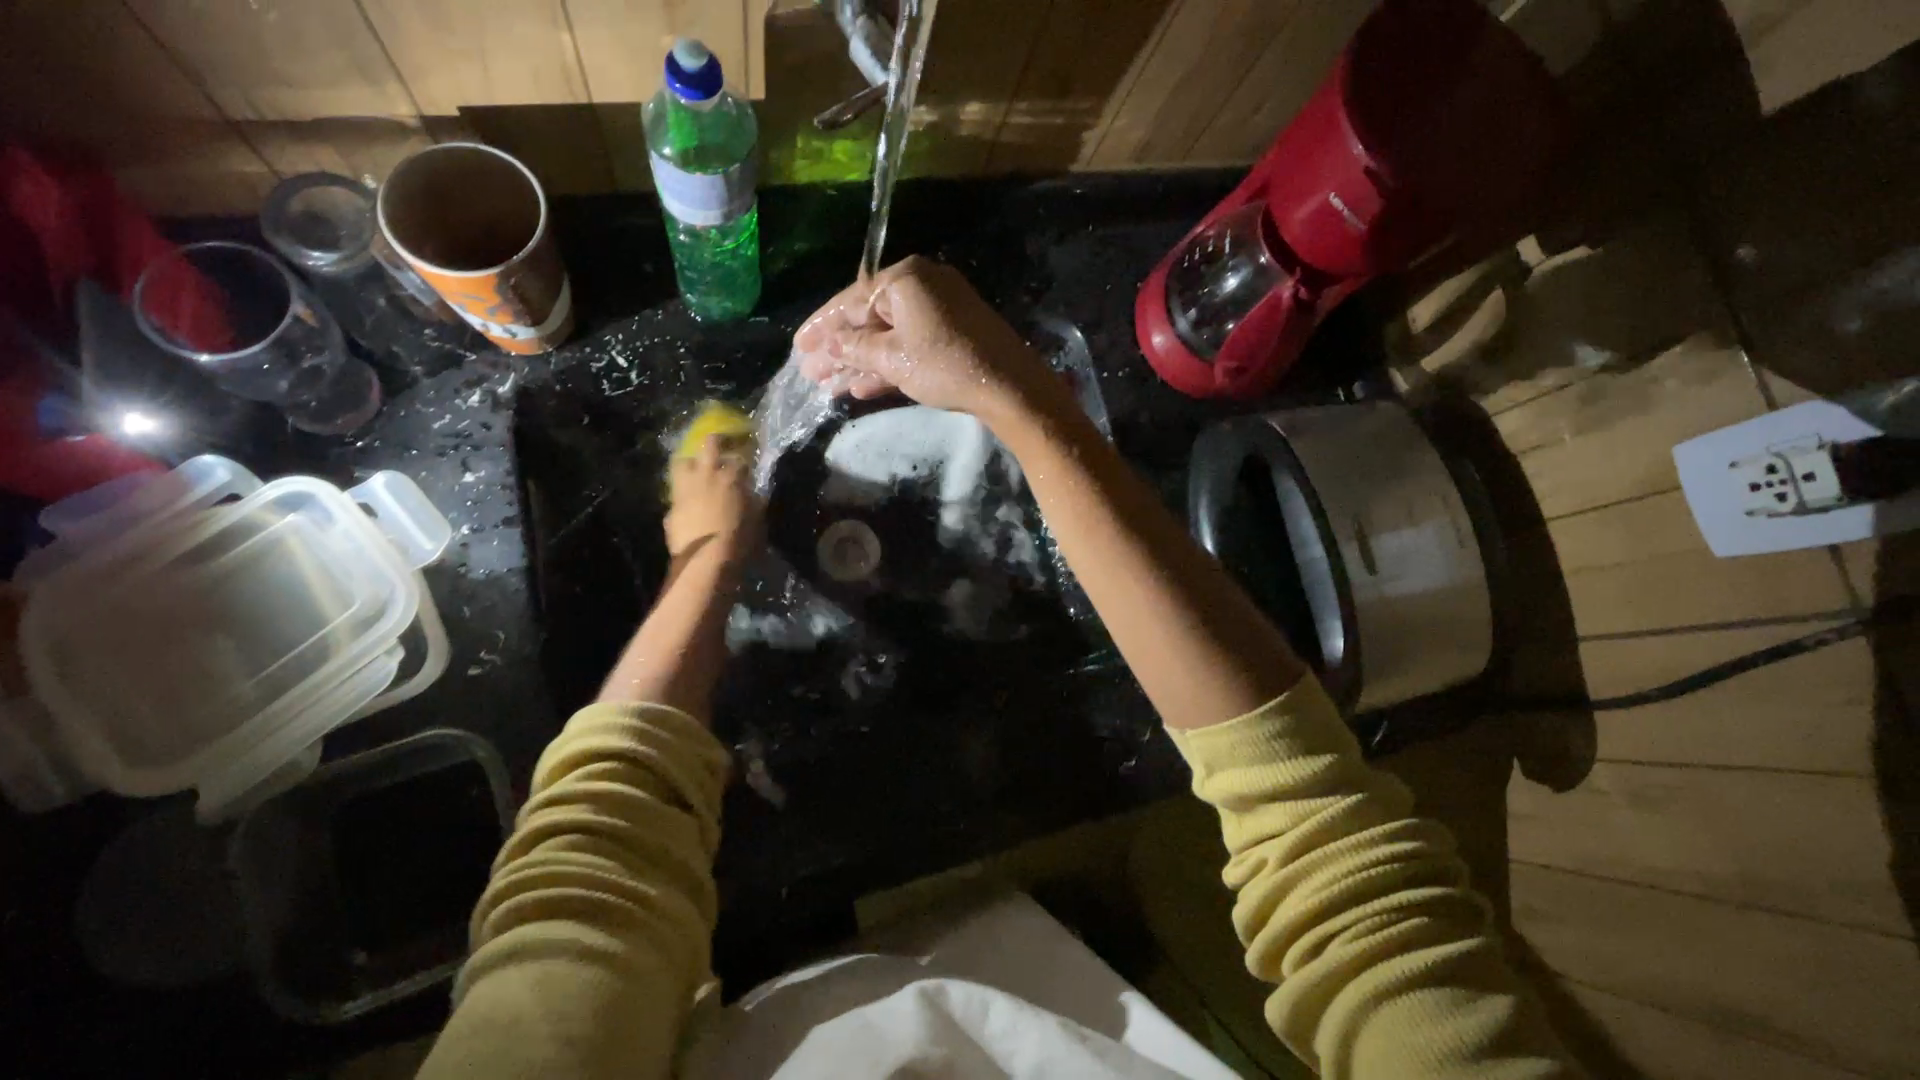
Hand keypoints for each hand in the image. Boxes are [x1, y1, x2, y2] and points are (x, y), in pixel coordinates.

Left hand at [665, 434, 760, 563]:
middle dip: (717, 440)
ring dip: (691, 462)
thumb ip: (753, 503)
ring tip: (697, 470)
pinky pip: (675, 491)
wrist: (707, 562)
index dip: (744, 459)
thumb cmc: (740, 542)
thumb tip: (751, 496)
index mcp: (732, 477)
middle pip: (709, 443)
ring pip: (682, 461)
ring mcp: (685, 488)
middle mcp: (707, 474)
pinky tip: (689, 500)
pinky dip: (682, 491)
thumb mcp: (757, 520)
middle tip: (722, 443)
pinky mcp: (671, 506)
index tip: (747, 463)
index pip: (740, 458)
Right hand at [792, 256, 1064, 420]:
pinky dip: (886, 365)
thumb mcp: (893, 358)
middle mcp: (921, 286)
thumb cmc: (945, 364)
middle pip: (869, 318)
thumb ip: (856, 349)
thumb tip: (830, 345)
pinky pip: (908, 346)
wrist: (1008, 385)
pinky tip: (859, 388)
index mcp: (905, 279)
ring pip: (888, 336)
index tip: (798, 346)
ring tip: (828, 385)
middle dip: (838, 349)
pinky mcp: (951, 335)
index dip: (823, 327)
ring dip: (858, 362)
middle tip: (810, 371)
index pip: (852, 301)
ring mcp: (939, 311)